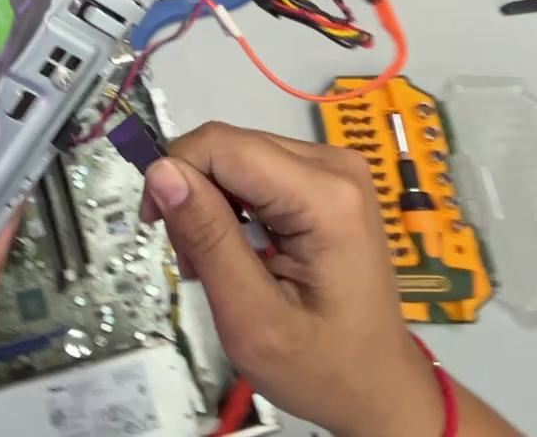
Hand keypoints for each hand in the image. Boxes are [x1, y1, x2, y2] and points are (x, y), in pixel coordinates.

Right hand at [139, 123, 445, 436]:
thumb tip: (160, 170)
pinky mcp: (325, 177)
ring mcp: (332, 167)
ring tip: (214, 261)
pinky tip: (236, 245)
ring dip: (208, 201)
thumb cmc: (320, 368)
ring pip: (234, 154)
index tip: (158, 228)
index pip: (221, 145)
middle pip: (227, 147)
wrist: (379, 391)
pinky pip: (253, 167)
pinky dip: (231, 202)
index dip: (175, 175)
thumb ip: (207, 237)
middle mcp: (333, 164)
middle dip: (193, 196)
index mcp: (325, 196)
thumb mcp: (251, 318)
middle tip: (193, 261)